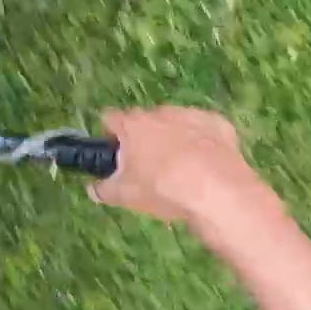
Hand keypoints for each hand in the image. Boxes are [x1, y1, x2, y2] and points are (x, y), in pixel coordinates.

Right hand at [91, 107, 286, 241]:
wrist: (218, 191)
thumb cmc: (163, 189)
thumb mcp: (126, 196)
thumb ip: (104, 190)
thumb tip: (92, 190)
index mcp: (132, 125)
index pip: (110, 118)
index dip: (110, 134)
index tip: (115, 151)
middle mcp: (159, 113)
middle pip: (144, 120)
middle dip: (144, 138)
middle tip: (148, 167)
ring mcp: (190, 115)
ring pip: (175, 122)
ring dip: (174, 137)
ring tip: (182, 168)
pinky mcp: (218, 124)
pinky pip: (204, 129)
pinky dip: (203, 141)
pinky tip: (207, 163)